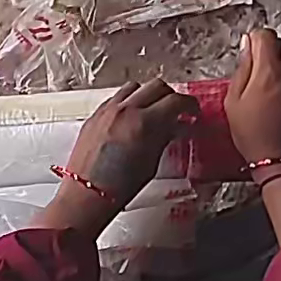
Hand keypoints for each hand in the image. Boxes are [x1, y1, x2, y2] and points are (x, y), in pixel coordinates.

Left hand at [34, 79, 198, 237]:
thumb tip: (176, 127)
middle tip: (176, 110)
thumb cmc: (119, 186)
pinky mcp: (94, 115)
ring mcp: (107, 110)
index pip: (175, 101)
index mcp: (144, 122)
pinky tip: (131, 116)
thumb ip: (164, 138)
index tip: (192, 112)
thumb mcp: (151, 162)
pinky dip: (128, 101)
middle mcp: (125, 110)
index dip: (189, 105)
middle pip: (156, 86)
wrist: (87, 194)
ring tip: (152, 110)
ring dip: (147, 94)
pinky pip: (115, 98)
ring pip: (134, 87)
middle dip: (170, 96)